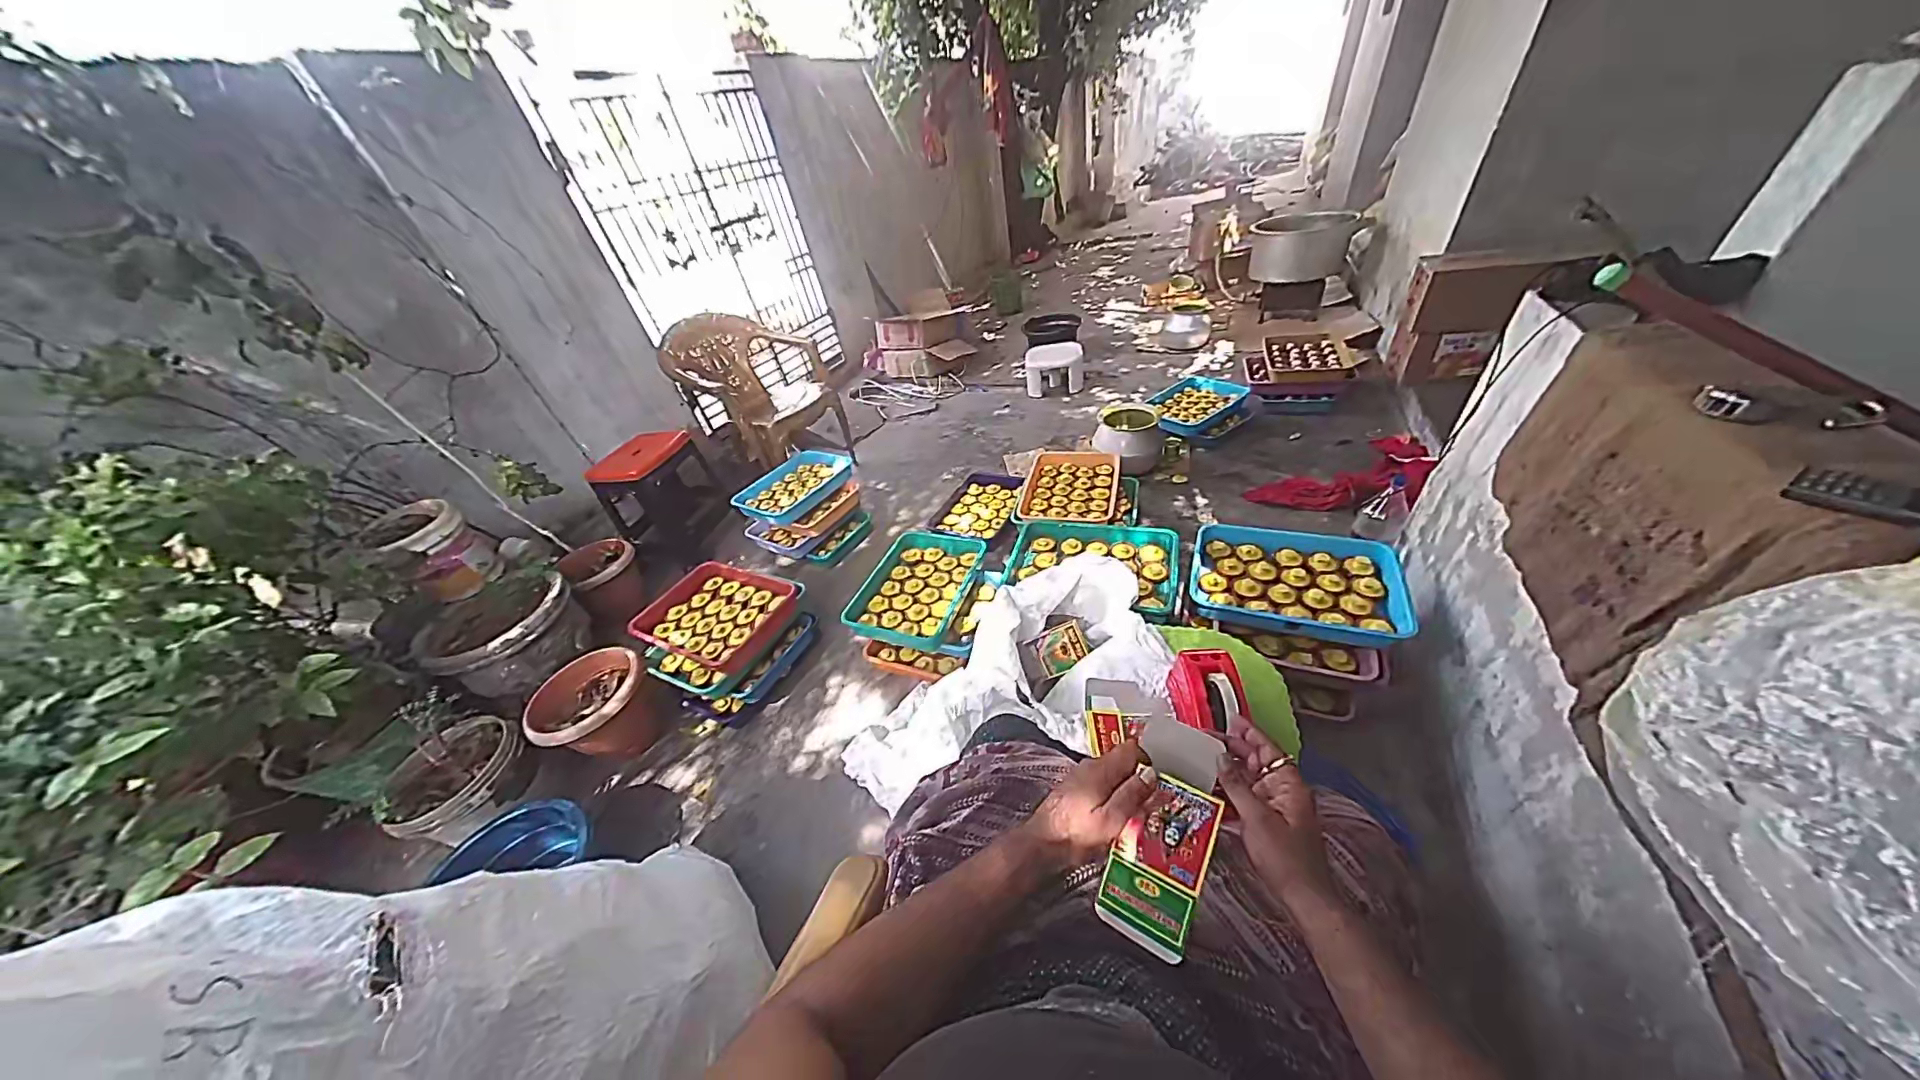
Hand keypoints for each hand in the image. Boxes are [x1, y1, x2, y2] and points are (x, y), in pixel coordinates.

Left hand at [1009, 741, 1156, 870]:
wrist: (1040, 846)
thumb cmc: (1077, 834)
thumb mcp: (1112, 819)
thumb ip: (1132, 795)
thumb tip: (1151, 773)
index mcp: (1101, 768)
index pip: (1131, 748)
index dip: (1149, 761)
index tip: (1162, 781)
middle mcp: (1090, 767)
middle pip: (1123, 764)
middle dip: (1139, 781)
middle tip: (1151, 806)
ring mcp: (1080, 778)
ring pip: (1113, 778)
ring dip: (1127, 793)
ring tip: (1137, 818)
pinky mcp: (1074, 791)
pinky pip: (1102, 788)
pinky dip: (1113, 800)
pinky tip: (1116, 821)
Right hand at [1219, 724, 1334, 906]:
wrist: (1303, 896)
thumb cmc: (1285, 857)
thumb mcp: (1256, 817)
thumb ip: (1236, 785)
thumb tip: (1220, 757)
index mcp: (1287, 784)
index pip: (1267, 749)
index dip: (1249, 732)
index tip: (1230, 719)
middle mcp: (1282, 791)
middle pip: (1256, 762)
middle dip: (1233, 749)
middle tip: (1205, 738)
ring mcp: (1274, 807)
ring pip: (1247, 781)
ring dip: (1227, 771)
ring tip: (1201, 759)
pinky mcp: (1265, 823)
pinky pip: (1244, 799)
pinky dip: (1228, 793)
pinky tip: (1209, 790)